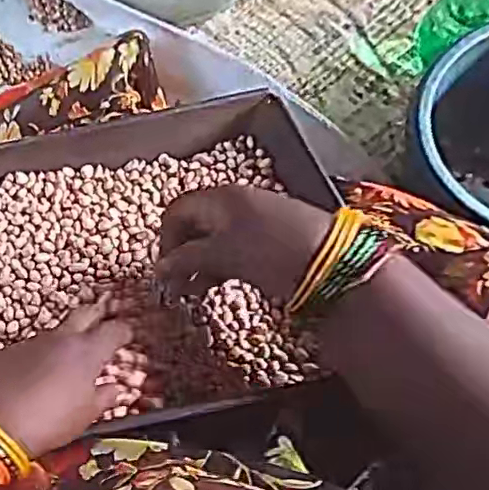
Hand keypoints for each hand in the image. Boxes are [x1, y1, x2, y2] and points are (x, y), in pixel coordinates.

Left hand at [0, 300, 132, 458]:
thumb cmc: (45, 422)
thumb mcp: (85, 416)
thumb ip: (103, 398)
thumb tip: (113, 390)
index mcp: (87, 352)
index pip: (114, 331)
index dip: (123, 333)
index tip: (127, 336)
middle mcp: (59, 339)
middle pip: (84, 315)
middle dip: (96, 318)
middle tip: (103, 326)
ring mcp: (30, 343)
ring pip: (55, 333)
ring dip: (65, 341)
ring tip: (69, 358)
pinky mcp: (6, 353)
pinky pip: (30, 349)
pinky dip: (39, 357)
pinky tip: (38, 374)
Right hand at [155, 186, 334, 304]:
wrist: (329, 259)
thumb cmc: (267, 251)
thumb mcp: (219, 256)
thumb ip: (184, 260)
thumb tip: (159, 269)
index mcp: (219, 198)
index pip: (177, 212)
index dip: (165, 239)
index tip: (164, 268)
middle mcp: (233, 203)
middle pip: (193, 227)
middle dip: (180, 255)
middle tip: (174, 284)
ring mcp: (251, 221)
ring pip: (210, 241)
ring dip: (196, 265)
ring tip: (192, 291)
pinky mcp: (265, 238)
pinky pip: (230, 250)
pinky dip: (216, 267)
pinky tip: (213, 286)